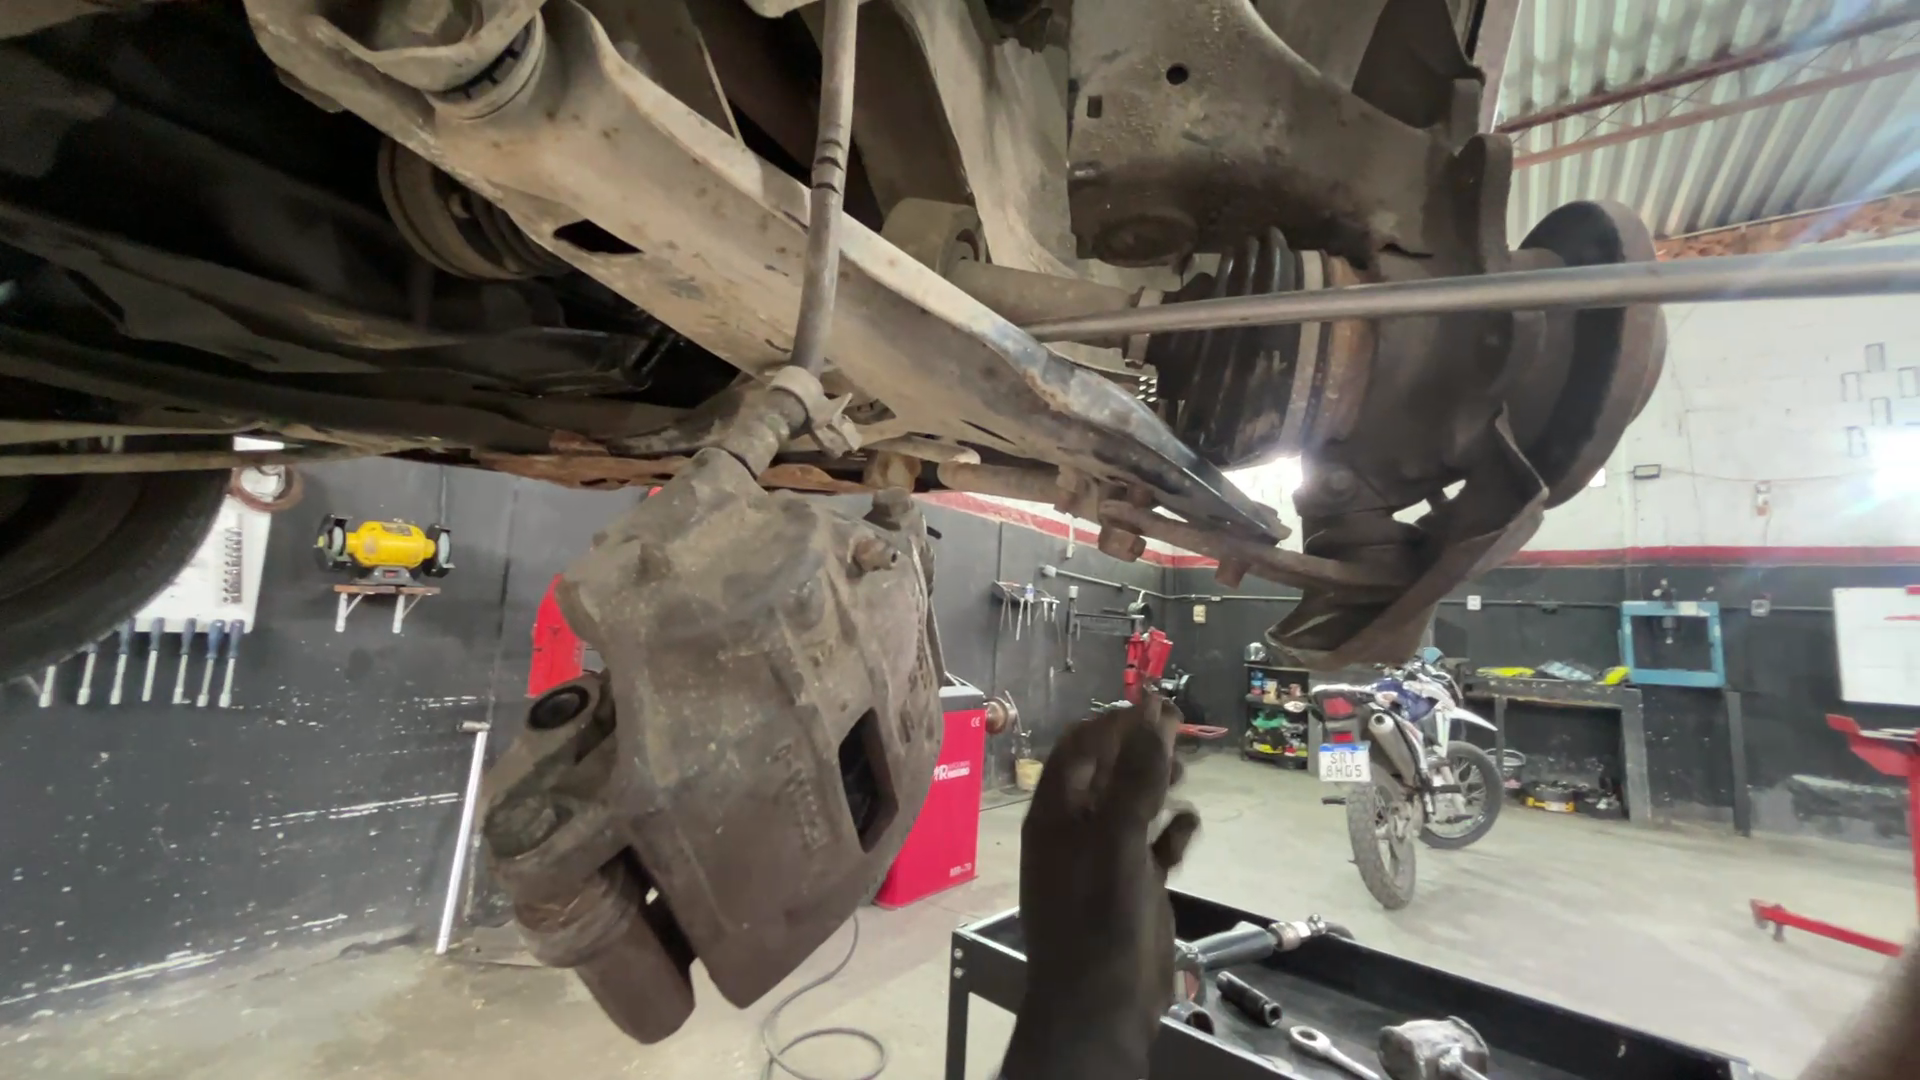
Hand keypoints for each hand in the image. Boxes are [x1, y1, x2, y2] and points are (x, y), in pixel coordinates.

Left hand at [1002, 694, 1198, 1079]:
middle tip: (1180, 727)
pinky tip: (1190, 825)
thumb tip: (1152, 709)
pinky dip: (1169, 830)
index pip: (1080, 747)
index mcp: (1055, 811)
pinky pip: (1149, 844)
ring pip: (1129, 804)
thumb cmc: (1099, 916)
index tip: (1155, 705)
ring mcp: (1102, 858)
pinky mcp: (1129, 885)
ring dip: (1156, 783)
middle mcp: (1075, 828)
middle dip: (1139, 747)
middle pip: (1106, 771)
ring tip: (1187, 770)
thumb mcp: (1118, 838)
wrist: (1101, 1009)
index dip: (1114, 722)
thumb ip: (1136, 775)